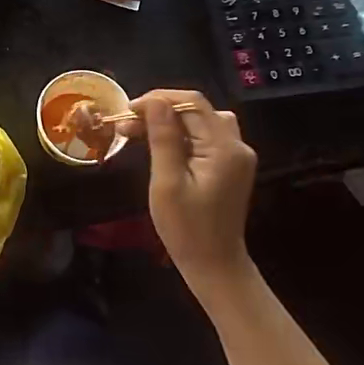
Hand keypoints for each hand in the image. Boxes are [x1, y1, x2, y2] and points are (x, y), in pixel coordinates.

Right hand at [119, 90, 257, 289]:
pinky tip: (161, 145)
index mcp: (224, 147)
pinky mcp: (230, 166)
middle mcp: (236, 145)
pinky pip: (206, 137)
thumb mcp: (167, 183)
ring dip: (170, 121)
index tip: (127, 110)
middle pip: (197, 110)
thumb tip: (155, 102)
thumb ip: (164, 139)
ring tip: (141, 132)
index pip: (192, 104)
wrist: (215, 265)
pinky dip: (182, 134)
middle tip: (127, 125)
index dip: (158, 99)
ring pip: (202, 121)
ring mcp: (236, 155)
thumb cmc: (186, 228)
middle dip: (160, 110)